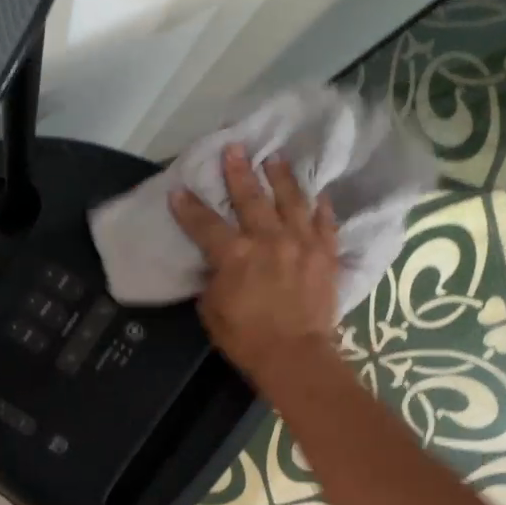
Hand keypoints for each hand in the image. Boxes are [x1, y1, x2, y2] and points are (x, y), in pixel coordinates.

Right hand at [170, 144, 339, 385]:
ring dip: (281, 177)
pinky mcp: (326, 253)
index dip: (189, 208)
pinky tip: (316, 193)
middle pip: (251, 198)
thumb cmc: (245, 337)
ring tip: (275, 159)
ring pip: (291, 200)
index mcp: (234, 255)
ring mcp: (302, 243)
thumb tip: (218, 265)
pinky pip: (324, 221)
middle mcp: (269, 239)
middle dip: (239, 173)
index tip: (178, 190)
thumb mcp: (212, 309)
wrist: (295, 356)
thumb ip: (214, 279)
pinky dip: (318, 205)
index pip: (205, 224)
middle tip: (234, 148)